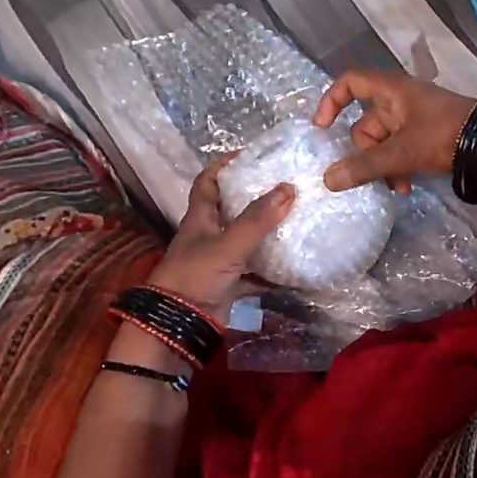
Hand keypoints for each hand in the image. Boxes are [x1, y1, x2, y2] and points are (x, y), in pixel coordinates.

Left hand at [146, 153, 294, 317]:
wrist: (181, 321)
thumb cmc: (196, 274)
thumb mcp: (228, 244)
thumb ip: (257, 220)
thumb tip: (288, 188)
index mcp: (200, 218)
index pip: (207, 182)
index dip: (222, 166)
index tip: (247, 156)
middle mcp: (209, 235)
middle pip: (231, 210)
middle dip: (254, 199)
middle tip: (283, 188)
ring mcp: (219, 261)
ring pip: (246, 241)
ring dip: (267, 234)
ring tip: (295, 221)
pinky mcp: (229, 284)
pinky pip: (255, 274)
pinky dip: (272, 273)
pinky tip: (294, 268)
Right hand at [310, 70, 476, 193]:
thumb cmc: (442, 136)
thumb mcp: (400, 153)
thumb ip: (364, 167)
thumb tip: (328, 180)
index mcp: (390, 91)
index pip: (350, 83)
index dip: (331, 101)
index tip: (322, 127)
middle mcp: (399, 100)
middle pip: (365, 124)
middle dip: (366, 153)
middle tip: (373, 174)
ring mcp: (413, 117)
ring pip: (383, 142)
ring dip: (383, 165)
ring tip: (395, 187)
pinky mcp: (426, 134)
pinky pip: (400, 149)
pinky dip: (398, 166)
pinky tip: (406, 186)